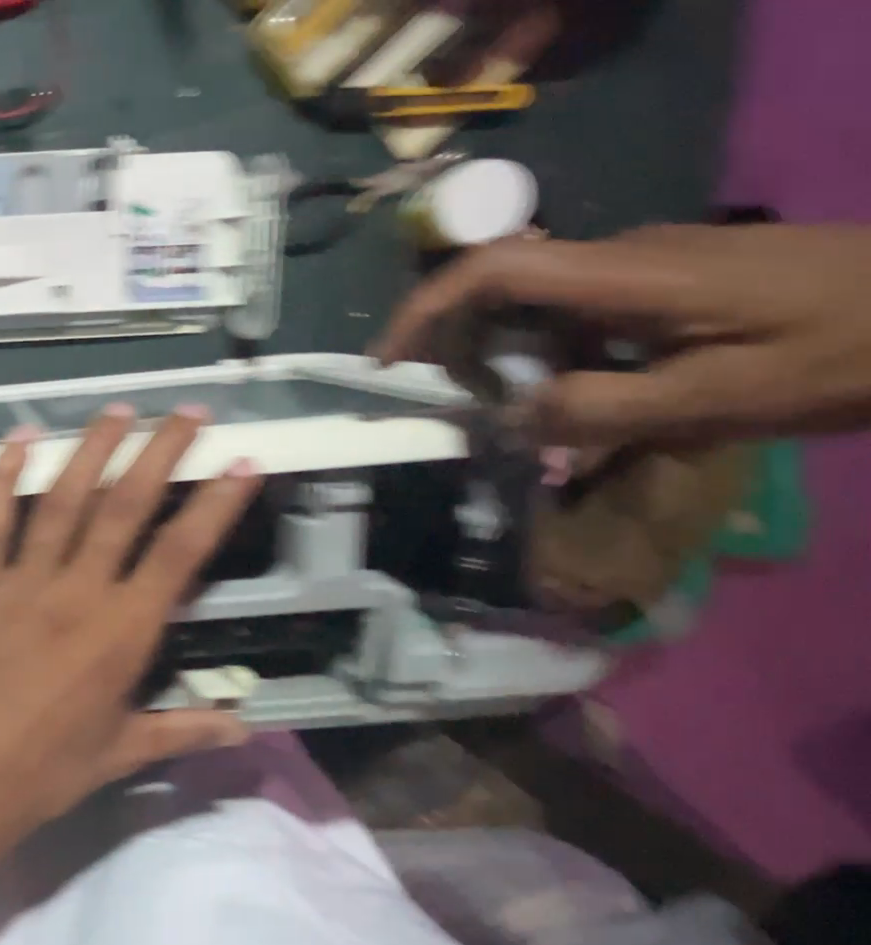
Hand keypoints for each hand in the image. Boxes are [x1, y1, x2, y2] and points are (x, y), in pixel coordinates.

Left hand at [0, 404, 261, 867]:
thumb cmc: (48, 769)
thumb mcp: (124, 750)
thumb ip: (185, 730)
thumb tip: (245, 728)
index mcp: (123, 631)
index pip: (181, 552)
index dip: (215, 504)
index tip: (242, 463)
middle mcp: (77, 591)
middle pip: (125, 506)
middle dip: (160, 452)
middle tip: (188, 412)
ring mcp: (23, 582)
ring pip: (63, 501)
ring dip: (91, 450)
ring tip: (118, 410)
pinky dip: (2, 478)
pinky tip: (18, 439)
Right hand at [371, 224, 870, 445]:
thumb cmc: (843, 351)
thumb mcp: (719, 401)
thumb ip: (599, 412)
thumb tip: (506, 419)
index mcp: (625, 275)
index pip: (492, 270)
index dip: (424, 310)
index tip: (387, 363)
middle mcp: (622, 256)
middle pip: (502, 287)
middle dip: (460, 345)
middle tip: (462, 407)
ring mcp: (646, 263)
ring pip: (540, 305)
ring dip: (510, 358)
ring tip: (522, 417)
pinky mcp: (668, 278)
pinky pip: (581, 315)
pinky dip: (555, 357)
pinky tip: (583, 398)